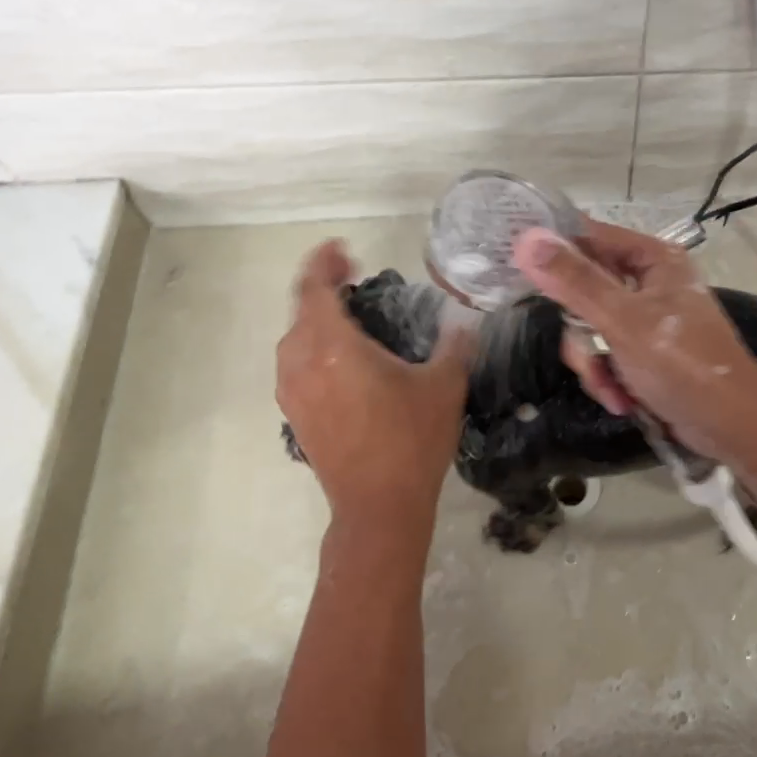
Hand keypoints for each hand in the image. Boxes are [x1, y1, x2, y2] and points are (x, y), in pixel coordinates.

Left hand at [276, 241, 472, 519]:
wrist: (379, 507)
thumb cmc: (412, 439)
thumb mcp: (445, 385)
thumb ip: (455, 345)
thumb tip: (463, 323)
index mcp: (334, 348)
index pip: (314, 289)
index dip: (323, 263)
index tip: (342, 249)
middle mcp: (302, 364)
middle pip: (300, 312)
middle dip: (323, 287)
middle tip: (354, 277)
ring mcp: (293, 393)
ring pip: (294, 341)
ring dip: (315, 319)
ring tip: (349, 315)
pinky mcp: (295, 417)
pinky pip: (296, 366)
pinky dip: (313, 348)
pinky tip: (342, 359)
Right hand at [510, 221, 756, 458]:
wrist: (730, 426)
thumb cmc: (683, 364)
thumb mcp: (624, 320)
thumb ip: (575, 282)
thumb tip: (527, 239)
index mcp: (653, 259)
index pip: (589, 237)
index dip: (554, 251)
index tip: (515, 268)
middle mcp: (650, 282)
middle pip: (584, 291)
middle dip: (583, 334)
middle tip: (589, 356)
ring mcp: (647, 319)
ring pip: (591, 329)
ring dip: (596, 364)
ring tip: (613, 389)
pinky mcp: (645, 353)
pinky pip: (607, 356)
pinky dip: (610, 380)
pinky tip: (623, 401)